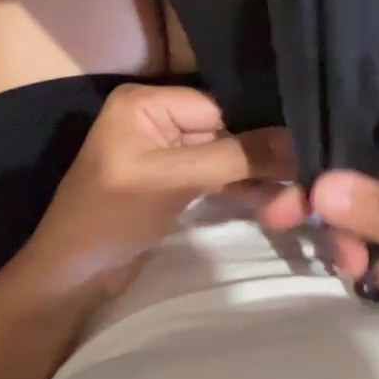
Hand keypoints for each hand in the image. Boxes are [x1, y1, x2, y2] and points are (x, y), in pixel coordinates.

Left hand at [13, 84, 285, 297]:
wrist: (72, 277)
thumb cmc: (110, 216)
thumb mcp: (172, 180)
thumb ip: (234, 159)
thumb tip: (297, 141)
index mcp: (145, 102)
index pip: (218, 106)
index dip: (260, 130)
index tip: (307, 149)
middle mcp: (156, 118)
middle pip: (226, 132)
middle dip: (264, 160)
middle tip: (306, 187)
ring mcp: (165, 153)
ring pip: (226, 158)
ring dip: (259, 181)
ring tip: (297, 205)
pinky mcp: (173, 183)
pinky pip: (216, 179)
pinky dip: (242, 192)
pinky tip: (276, 205)